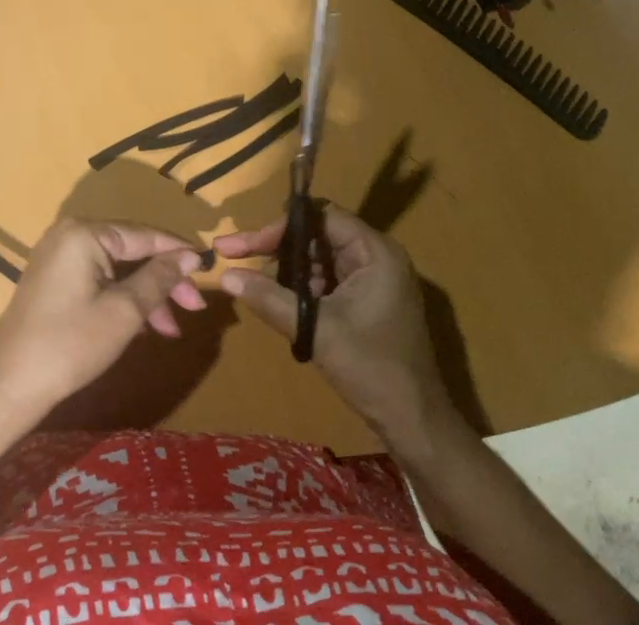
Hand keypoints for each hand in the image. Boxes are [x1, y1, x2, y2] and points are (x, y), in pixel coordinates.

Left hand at [0, 219, 206, 426]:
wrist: (11, 383)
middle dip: (164, 281)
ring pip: (117, 269)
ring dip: (147, 296)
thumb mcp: (125, 311)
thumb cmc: (71, 343)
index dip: (179, 254)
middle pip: (132, 251)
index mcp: (85, 234)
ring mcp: (58, 259)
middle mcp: (69, 236)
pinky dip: (123, 300)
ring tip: (171, 330)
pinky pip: (99, 280)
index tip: (209, 270)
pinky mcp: (54, 282)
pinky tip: (144, 327)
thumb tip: (189, 257)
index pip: (145, 235)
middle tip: (194, 309)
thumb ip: (159, 278)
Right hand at [215, 206, 449, 437]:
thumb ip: (270, 298)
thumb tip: (225, 276)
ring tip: (253, 286)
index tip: (244, 246)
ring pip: (320, 261)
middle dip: (277, 249)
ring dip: (287, 272)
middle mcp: (378, 259)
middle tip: (234, 259)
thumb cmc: (371, 368)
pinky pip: (329, 282)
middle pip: (318, 237)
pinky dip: (303, 290)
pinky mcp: (369, 303)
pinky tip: (278, 304)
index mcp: (375, 253)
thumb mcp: (316, 330)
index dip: (280, 227)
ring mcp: (375, 281)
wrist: (413, 419)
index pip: (322, 218)